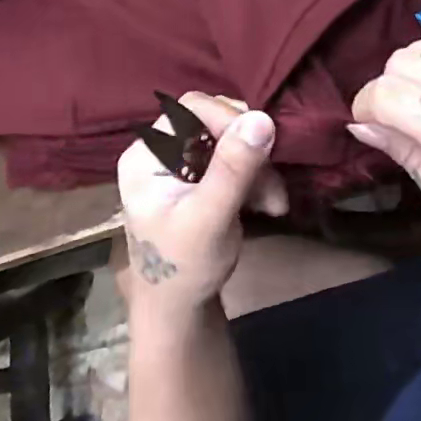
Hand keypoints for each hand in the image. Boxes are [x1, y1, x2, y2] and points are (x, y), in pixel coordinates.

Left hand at [114, 94, 281, 325]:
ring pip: (230, 141)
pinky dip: (256, 178)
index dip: (227, 118)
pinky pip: (235, 161)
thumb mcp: (210, 218)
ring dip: (259, 168)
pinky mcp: (201, 179)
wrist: (179, 310)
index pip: (189, 109)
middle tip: (271, 179)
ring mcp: (180, 166)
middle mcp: (160, 152)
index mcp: (146, 155)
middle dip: (248, 149)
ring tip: (275, 202)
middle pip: (213, 122)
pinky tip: (269, 205)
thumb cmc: (183, 267)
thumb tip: (261, 118)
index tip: (261, 143)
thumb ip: (233, 169)